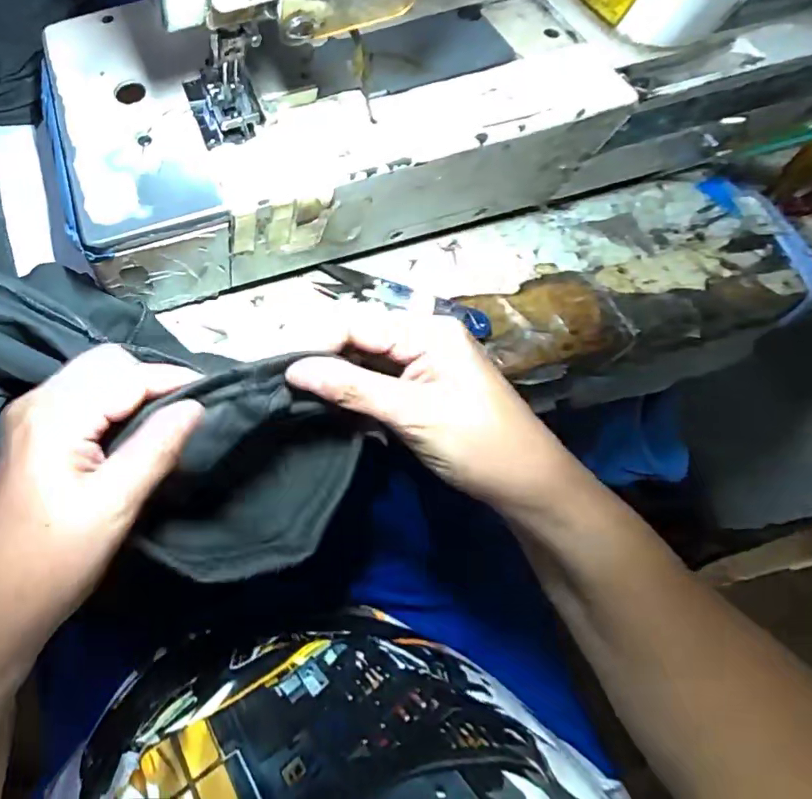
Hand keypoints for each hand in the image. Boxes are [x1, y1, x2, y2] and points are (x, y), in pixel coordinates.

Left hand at [0, 345, 204, 665]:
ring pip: (90, 374)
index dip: (170, 379)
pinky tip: (128, 428)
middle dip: (148, 378)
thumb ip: (156, 448)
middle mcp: (35, 401)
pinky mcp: (27, 431)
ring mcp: (27, 414)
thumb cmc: (55, 562)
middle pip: (104, 363)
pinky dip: (108, 400)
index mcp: (53, 416)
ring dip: (129, 387)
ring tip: (163, 417)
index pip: (123, 375)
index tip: (211, 393)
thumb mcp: (114, 506)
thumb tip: (196, 405)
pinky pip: (77, 394)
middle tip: (184, 410)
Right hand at [286, 307, 585, 518]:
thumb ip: (351, 388)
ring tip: (294, 391)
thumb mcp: (412, 414)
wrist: (530, 488)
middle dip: (320, 356)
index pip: (357, 324)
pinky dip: (350, 390)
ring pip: (362, 359)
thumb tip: (292, 370)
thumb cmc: (478, 444)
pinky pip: (373, 379)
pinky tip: (325, 401)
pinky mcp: (417, 388)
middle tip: (282, 381)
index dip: (317, 343)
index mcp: (427, 331)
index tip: (281, 369)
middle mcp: (421, 337)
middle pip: (357, 337)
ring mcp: (420, 363)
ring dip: (332, 374)